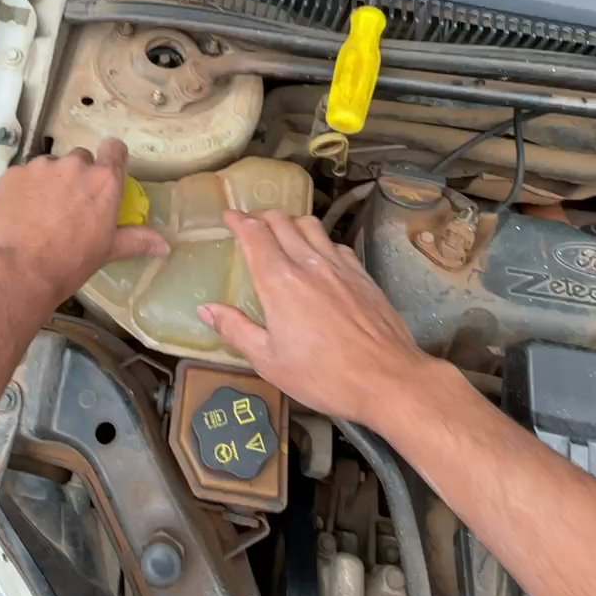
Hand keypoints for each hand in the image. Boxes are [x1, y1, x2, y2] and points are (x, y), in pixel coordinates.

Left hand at [0, 137, 167, 311]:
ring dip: (48, 182)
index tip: (105, 173)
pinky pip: (22, 176)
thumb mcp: (107, 251)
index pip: (114, 148)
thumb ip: (136, 239)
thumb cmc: (69, 263)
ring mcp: (40, 167)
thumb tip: (165, 244)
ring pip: (49, 167)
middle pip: (80, 159)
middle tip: (69, 205)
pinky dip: (23, 189)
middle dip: (77, 176)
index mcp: (103, 181)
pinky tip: (19, 214)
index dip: (110, 158)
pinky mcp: (12, 173)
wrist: (17, 271)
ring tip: (40, 213)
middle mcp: (74, 165)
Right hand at [200, 210, 438, 429]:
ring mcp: (338, 265)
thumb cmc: (324, 375)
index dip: (238, 221)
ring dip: (290, 222)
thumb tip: (206, 309)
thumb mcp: (269, 362)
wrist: (388, 379)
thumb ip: (236, 330)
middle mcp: (307, 263)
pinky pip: (334, 243)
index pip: (254, 234)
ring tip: (282, 232)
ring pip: (310, 225)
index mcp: (279, 281)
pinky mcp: (361, 274)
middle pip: (281, 221)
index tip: (229, 216)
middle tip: (251, 224)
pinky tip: (318, 256)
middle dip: (261, 217)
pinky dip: (319, 240)